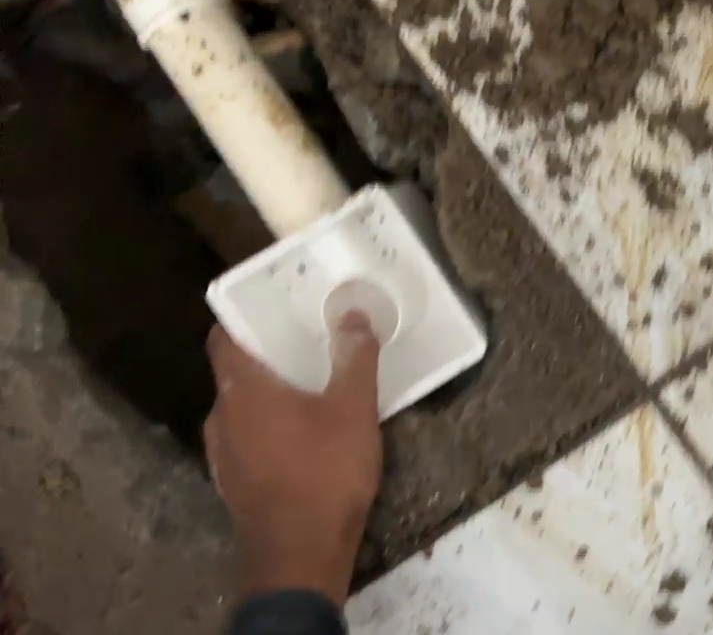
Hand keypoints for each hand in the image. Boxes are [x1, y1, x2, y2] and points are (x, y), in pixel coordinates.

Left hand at [204, 313, 382, 605]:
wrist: (300, 547)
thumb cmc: (327, 467)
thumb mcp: (355, 405)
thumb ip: (354, 357)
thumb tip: (352, 315)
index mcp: (243, 393)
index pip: (225, 341)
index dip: (245, 317)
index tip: (278, 299)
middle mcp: (222, 416)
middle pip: (239, 370)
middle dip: (275, 349)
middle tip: (318, 331)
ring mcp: (225, 449)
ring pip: (247, 401)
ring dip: (278, 383)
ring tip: (323, 372)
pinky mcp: (237, 474)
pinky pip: (252, 427)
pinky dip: (277, 412)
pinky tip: (314, 418)